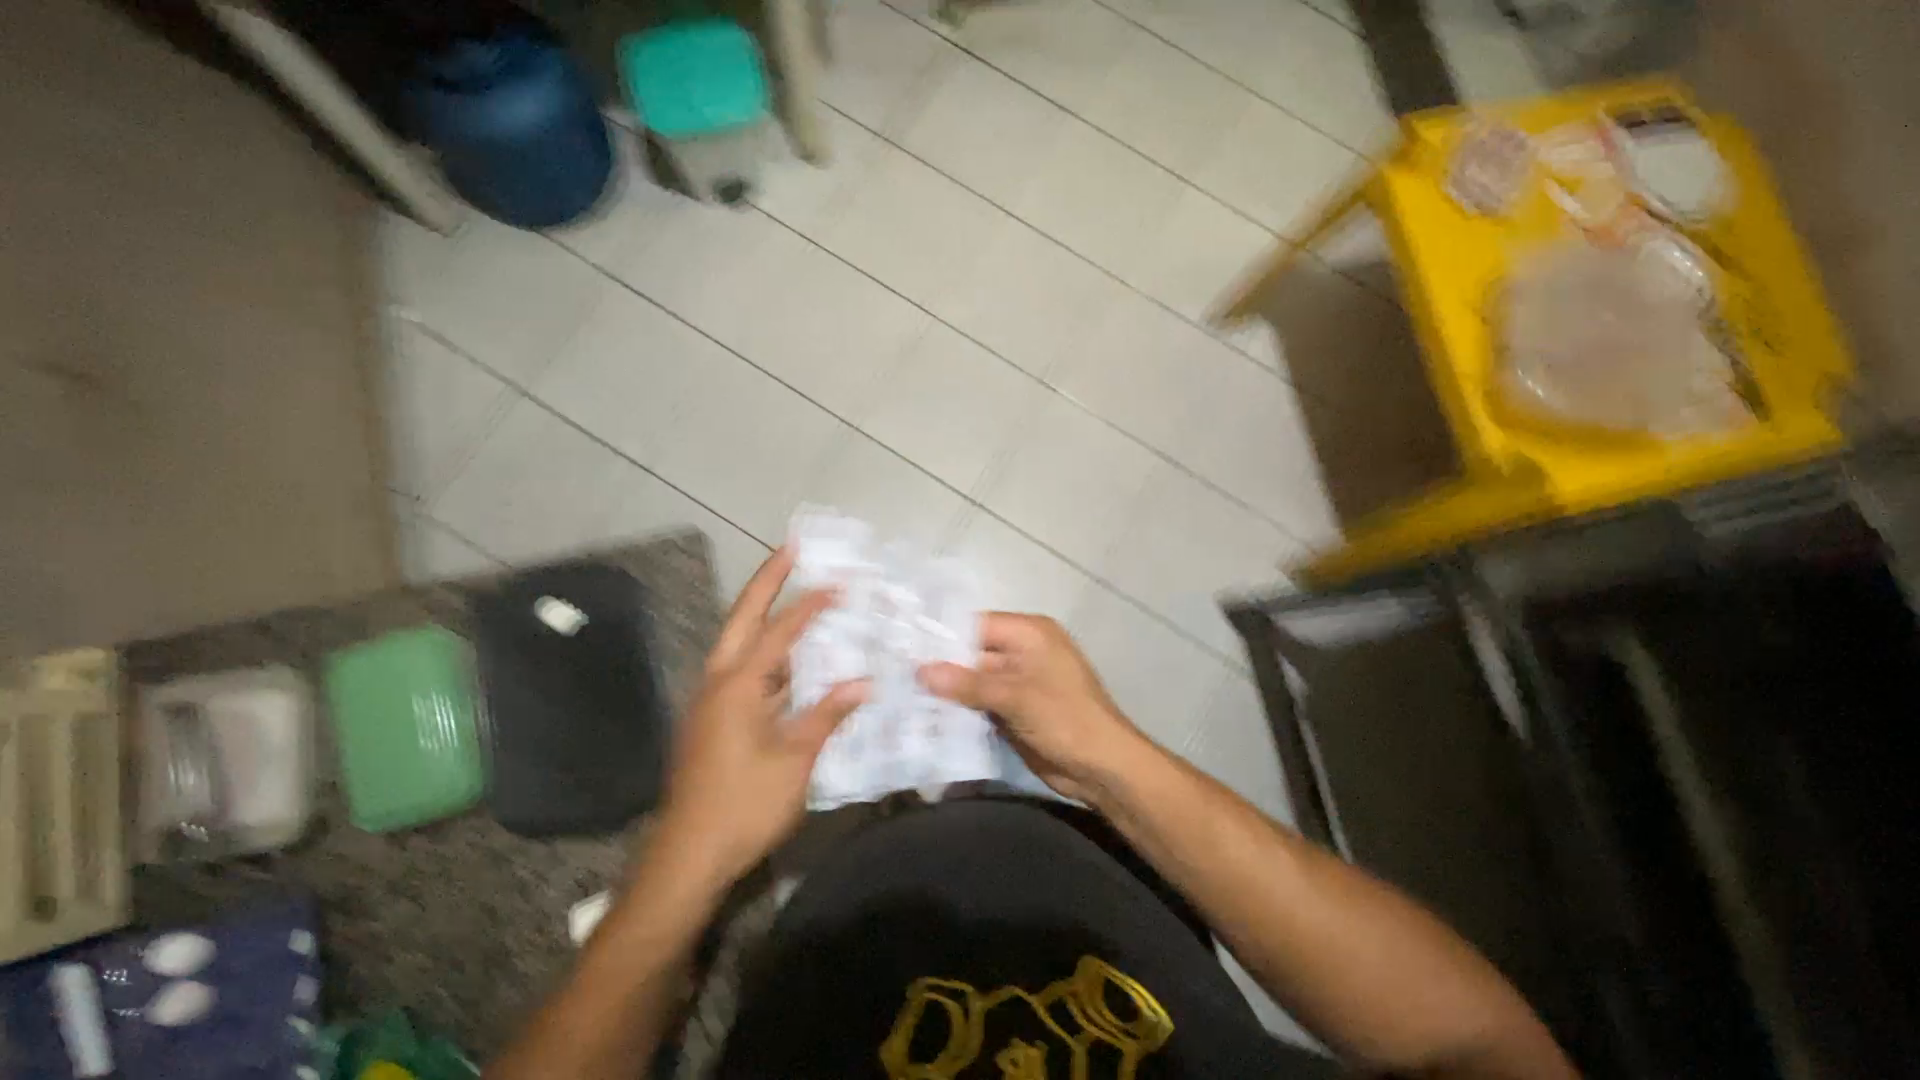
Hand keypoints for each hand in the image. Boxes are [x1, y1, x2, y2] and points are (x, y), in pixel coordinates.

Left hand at [652, 548, 868, 886]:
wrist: (689, 856)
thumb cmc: (744, 805)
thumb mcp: (795, 760)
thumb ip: (827, 715)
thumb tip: (864, 682)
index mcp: (736, 687)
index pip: (778, 633)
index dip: (810, 606)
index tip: (839, 582)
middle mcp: (718, 684)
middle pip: (742, 621)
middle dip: (766, 584)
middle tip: (790, 551)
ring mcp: (712, 705)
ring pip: (739, 649)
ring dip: (765, 621)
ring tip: (795, 597)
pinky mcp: (714, 725)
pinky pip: (743, 677)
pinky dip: (768, 660)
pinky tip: (793, 665)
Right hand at [919, 614, 1147, 803]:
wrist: (1102, 767)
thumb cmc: (1065, 719)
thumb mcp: (1015, 697)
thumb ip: (967, 683)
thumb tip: (919, 670)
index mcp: (1030, 634)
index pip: (975, 625)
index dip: (939, 635)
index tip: (900, 645)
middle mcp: (1022, 652)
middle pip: (970, 652)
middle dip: (937, 666)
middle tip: (892, 673)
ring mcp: (1016, 683)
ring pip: (971, 681)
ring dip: (944, 691)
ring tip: (899, 695)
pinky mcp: (1012, 711)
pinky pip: (978, 704)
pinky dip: (957, 710)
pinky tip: (924, 717)